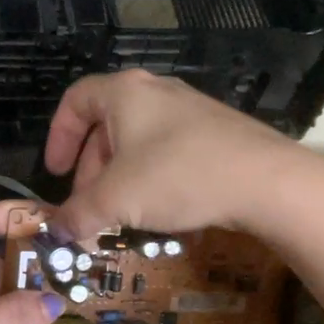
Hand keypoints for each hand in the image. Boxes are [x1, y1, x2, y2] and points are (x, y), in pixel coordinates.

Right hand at [44, 69, 316, 239]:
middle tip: (89, 208)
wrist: (268, 182)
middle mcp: (155, 92)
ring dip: (120, 180)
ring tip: (124, 216)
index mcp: (125, 93)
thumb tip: (56, 230)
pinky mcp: (216, 133)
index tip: (55, 174)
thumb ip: (78, 214)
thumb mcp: (116, 200)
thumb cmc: (178, 176)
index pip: (75, 101)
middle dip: (90, 172)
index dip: (57, 137)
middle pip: (106, 127)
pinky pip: (168, 152)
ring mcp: (190, 111)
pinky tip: (163, 213)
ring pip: (137, 143)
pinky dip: (152, 180)